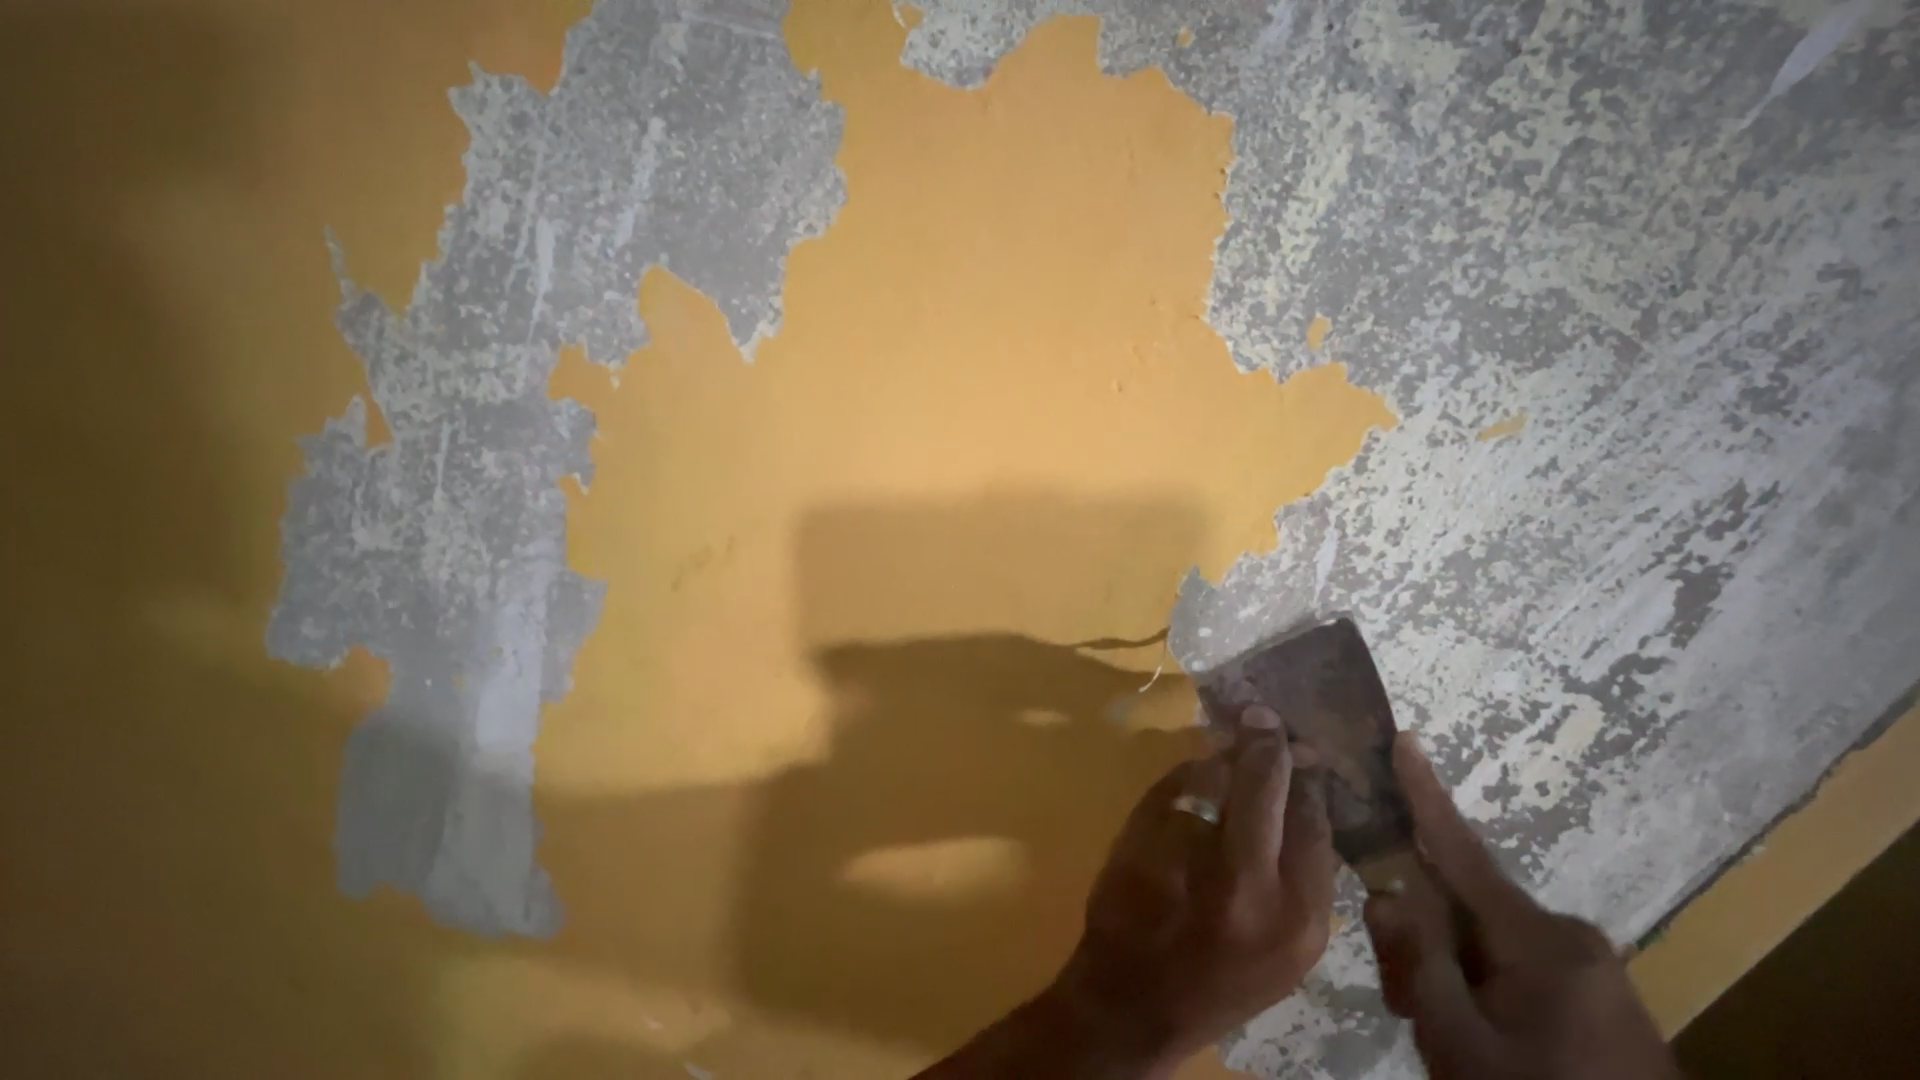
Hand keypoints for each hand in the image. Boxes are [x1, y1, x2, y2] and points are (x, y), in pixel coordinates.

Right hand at [1046, 706, 1339, 1070]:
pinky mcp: (1315, 949)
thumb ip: (1184, 788)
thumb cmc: (1123, 918)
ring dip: (1302, 800)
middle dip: (1290, 765)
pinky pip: (1319, 874)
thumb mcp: (1139, 841)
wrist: (1136, 1012)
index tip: (1258, 711)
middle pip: (1307, 811)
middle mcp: (1291, 908)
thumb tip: (1224, 748)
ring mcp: (1311, 935)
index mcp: (1236, 879)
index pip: (1262, 787)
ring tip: (1285, 769)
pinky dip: (1302, 838)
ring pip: (1321, 841)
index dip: (1260, 741)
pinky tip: (1284, 820)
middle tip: (1275, 732)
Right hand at [1365, 734, 1681, 1079]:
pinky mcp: (1598, 998)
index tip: (1406, 737)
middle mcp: (1570, 939)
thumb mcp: (1456, 1039)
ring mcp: (1591, 969)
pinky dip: (1478, 983)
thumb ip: (1417, 958)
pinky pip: (1516, 966)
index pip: (1463, 851)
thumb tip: (1389, 889)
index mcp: (1541, 940)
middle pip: (1465, 905)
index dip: (1425, 795)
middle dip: (1420, 931)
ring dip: (1446, 966)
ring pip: (1485, 940)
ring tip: (1433, 1025)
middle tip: (1397, 994)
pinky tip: (1469, 1028)